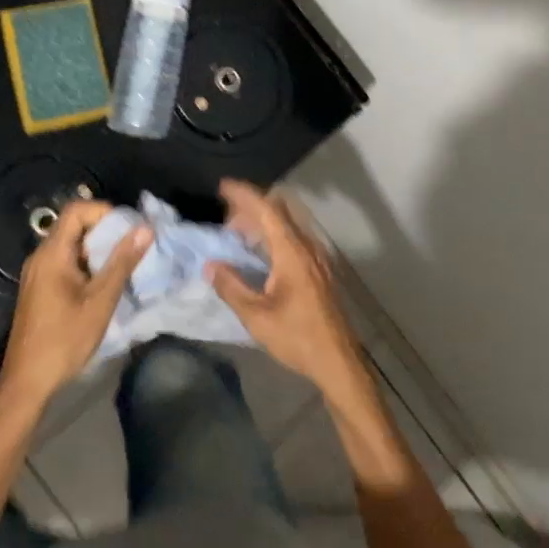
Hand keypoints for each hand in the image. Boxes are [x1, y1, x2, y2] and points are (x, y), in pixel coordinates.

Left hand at [0, 200, 150, 402]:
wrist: (27, 380)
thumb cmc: (65, 339)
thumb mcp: (100, 300)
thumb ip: (122, 262)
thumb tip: (145, 228)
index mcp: (52, 254)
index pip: (76, 211)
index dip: (104, 211)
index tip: (129, 229)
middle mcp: (40, 257)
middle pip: (73, 226)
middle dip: (105, 231)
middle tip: (132, 248)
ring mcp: (37, 273)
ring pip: (70, 246)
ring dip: (97, 250)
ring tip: (122, 267)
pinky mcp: (39, 288)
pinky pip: (64, 263)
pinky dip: (86, 264)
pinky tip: (102, 285)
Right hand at [207, 180, 367, 399]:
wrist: (337, 360)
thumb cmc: (296, 337)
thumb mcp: (256, 316)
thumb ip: (231, 287)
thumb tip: (211, 265)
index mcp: (292, 252)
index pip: (267, 210)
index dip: (244, 195)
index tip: (223, 186)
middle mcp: (307, 247)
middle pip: (279, 211)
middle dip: (252, 207)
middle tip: (226, 217)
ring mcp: (316, 258)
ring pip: (288, 224)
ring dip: (263, 222)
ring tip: (237, 235)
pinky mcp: (319, 270)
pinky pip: (294, 238)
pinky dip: (274, 235)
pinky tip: (259, 254)